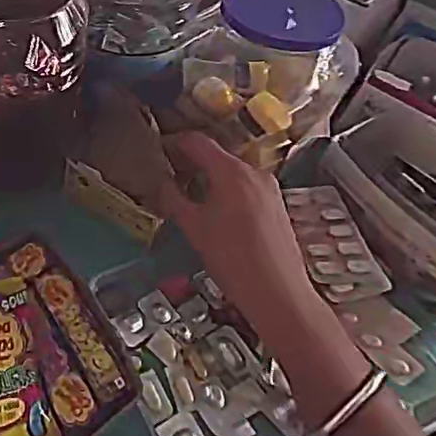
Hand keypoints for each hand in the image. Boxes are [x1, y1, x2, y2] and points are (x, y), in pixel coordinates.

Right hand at [155, 132, 315, 327]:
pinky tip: (213, 209)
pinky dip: (226, 188)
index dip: (173, 142)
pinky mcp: (276, 204)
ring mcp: (269, 187)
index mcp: (231, 172)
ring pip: (231, 171)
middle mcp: (254, 172)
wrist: (278, 293)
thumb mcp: (193, 227)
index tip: (157, 150)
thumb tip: (160, 182)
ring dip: (208, 176)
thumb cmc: (232, 260)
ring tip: (187, 192)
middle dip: (190, 161)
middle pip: (216, 154)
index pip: (197, 141)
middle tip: (167, 173)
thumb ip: (172, 198)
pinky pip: (245, 185)